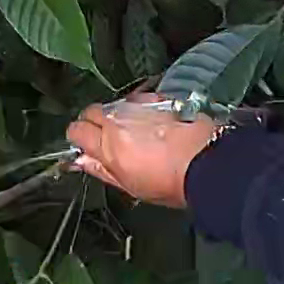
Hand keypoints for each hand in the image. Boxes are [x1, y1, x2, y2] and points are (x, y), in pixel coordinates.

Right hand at [64, 95, 222, 208]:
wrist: (207, 161)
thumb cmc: (170, 181)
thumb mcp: (130, 185)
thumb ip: (101, 169)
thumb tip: (81, 161)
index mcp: (108, 143)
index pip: (76, 129)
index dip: (78, 137)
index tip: (85, 145)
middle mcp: (118, 118)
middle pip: (91, 111)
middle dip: (93, 122)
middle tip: (106, 138)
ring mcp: (138, 105)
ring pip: (114, 104)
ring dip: (117, 115)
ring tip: (133, 132)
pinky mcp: (157, 98)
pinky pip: (138, 99)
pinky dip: (139, 108)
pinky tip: (151, 123)